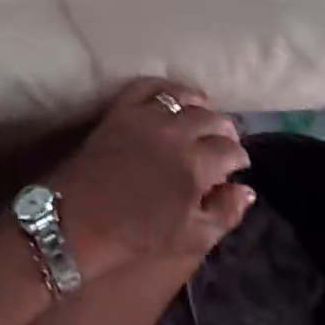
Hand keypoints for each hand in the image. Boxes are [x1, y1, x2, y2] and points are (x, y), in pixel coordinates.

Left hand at [47, 78, 254, 279]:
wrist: (78, 220)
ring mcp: (146, 116)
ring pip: (184, 97)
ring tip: (204, 114)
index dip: (239, 158)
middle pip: (212, 119)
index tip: (238, 165)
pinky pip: (148, 85)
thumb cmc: (136, 236)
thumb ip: (224, 212)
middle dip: (225, 131)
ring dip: (200, 105)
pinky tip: (172, 97)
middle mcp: (175, 132)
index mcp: (195, 165)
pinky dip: (165, 87)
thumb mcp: (190, 239)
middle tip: (225, 142)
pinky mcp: (121, 109)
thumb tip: (246, 189)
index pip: (229, 150)